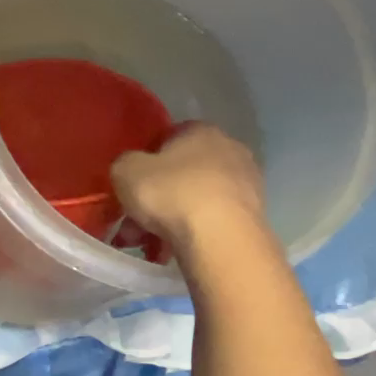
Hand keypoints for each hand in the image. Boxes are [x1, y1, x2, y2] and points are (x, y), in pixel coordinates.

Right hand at [111, 123, 266, 248]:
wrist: (220, 235)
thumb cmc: (170, 194)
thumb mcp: (125, 171)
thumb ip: (124, 162)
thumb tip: (131, 166)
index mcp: (200, 131)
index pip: (169, 136)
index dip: (145, 160)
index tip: (131, 183)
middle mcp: (229, 147)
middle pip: (181, 169)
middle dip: (156, 193)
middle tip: (134, 217)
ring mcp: (246, 178)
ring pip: (194, 194)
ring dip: (170, 214)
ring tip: (148, 239)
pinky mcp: (251, 208)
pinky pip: (210, 214)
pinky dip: (191, 226)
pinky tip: (173, 244)